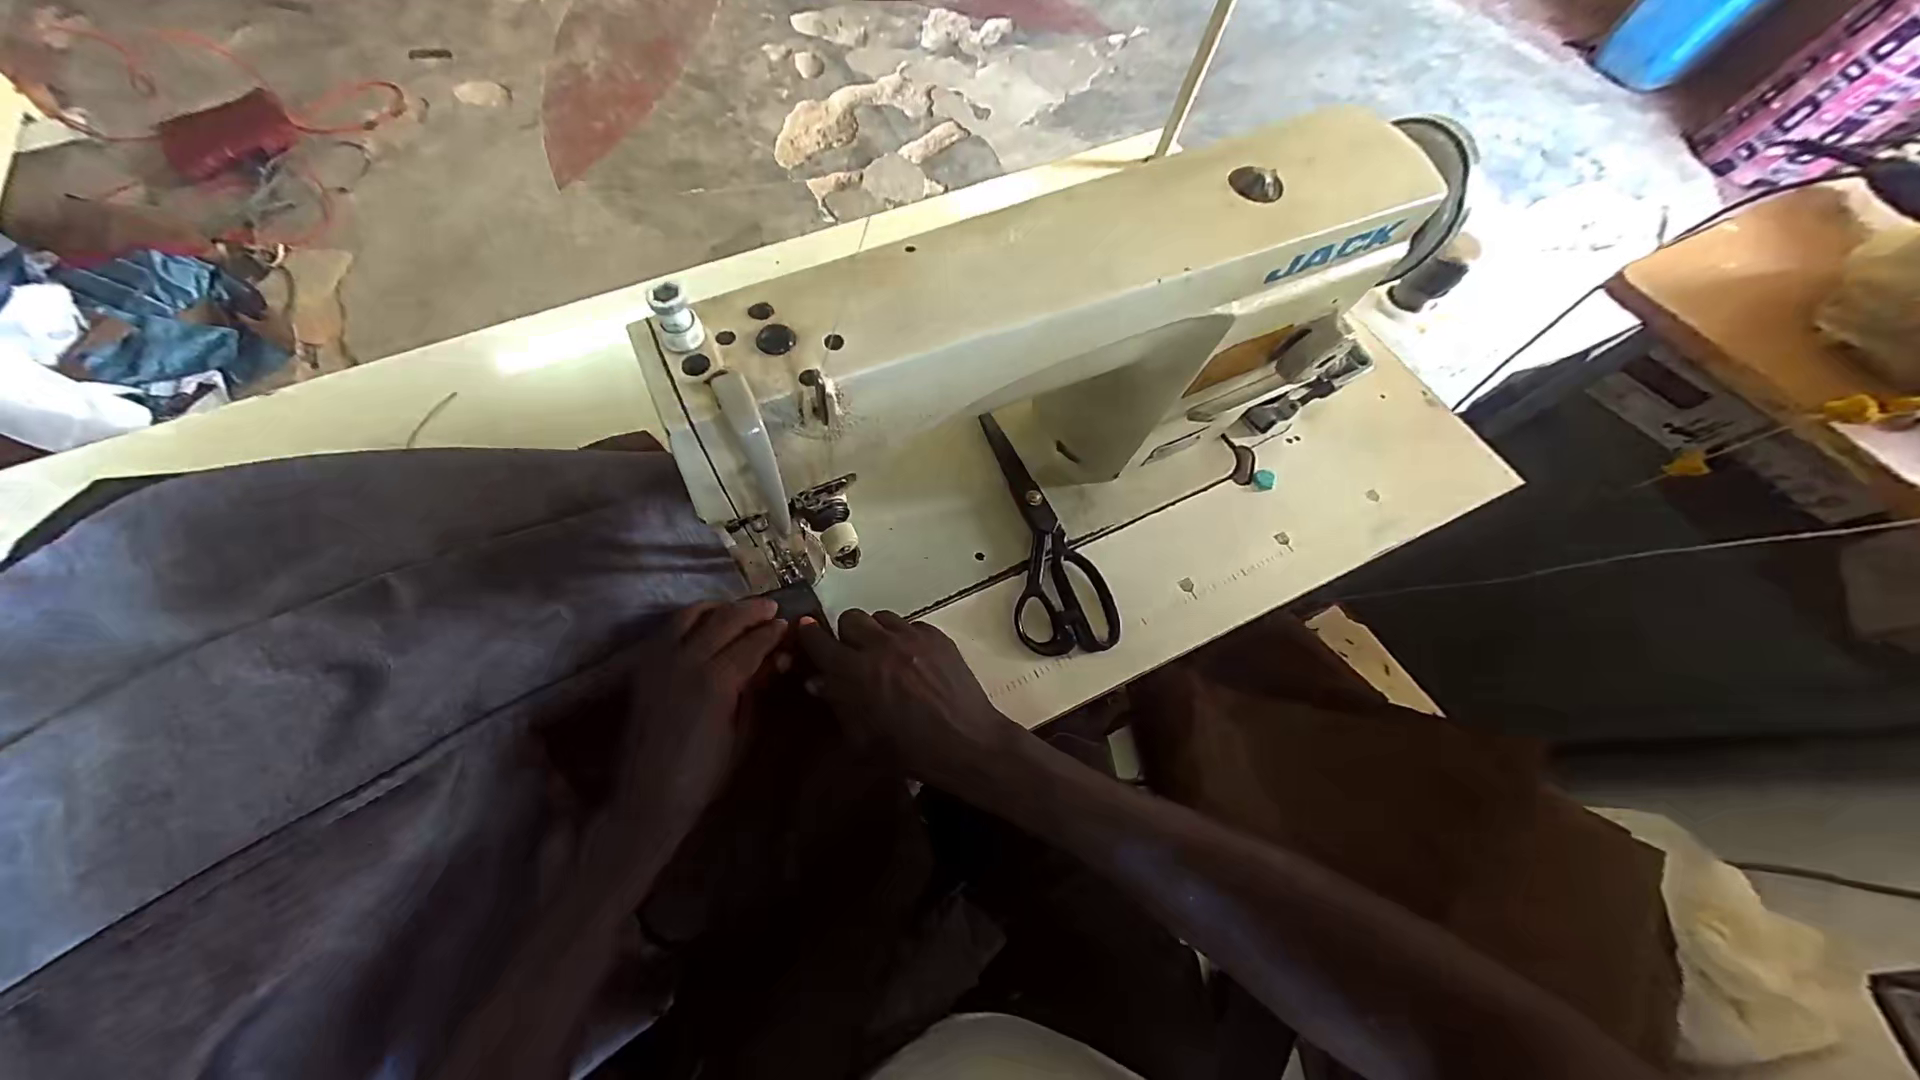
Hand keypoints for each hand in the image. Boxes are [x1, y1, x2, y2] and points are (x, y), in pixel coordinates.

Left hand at [619, 599, 785, 817]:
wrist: (646, 798)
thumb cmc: (704, 775)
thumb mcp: (742, 734)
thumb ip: (756, 692)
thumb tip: (773, 663)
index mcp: (716, 681)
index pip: (752, 643)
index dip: (772, 632)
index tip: (786, 624)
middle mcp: (686, 661)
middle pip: (724, 619)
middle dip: (751, 610)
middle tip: (771, 608)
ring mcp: (660, 661)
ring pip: (691, 615)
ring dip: (719, 607)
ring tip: (738, 610)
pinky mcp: (643, 668)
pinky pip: (669, 629)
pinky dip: (692, 619)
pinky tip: (706, 625)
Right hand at [795, 609, 1030, 793]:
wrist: (965, 742)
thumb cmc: (909, 750)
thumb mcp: (863, 736)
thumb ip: (838, 702)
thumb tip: (817, 680)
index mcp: (856, 672)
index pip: (820, 642)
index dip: (809, 635)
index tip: (806, 630)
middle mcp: (881, 646)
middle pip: (851, 618)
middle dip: (847, 634)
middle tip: (853, 653)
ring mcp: (912, 637)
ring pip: (881, 617)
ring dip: (876, 632)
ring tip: (885, 653)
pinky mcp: (937, 636)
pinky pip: (911, 625)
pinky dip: (905, 638)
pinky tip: (913, 660)